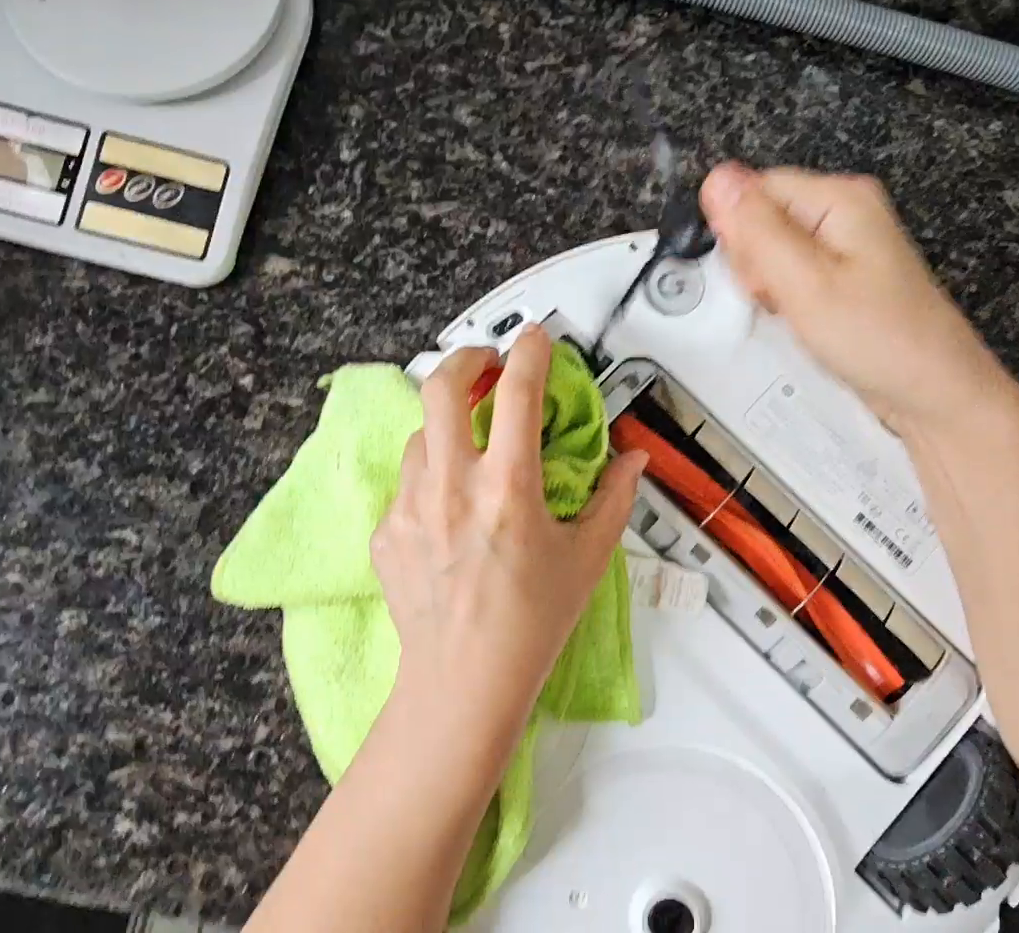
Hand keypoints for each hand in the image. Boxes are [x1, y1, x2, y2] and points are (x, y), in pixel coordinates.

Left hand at [369, 325, 647, 732]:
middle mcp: (452, 486)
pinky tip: (449, 506)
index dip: (529, 352)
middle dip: (466, 358)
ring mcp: (410, 506)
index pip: (515, 392)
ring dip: (446, 423)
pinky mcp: (385, 530)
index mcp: (508, 488)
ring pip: (420, 433)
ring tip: (470, 442)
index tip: (535, 338)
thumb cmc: (533, 623)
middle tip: (486, 364)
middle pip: (440, 386)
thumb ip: (614, 499)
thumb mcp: (587, 558)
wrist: (463, 681)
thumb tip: (633, 459)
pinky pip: (407, 481)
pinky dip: (430, 475)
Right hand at [700, 163, 1014, 433]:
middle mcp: (844, 212)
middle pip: (761, 218)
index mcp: (838, 197)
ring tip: (795, 313)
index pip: (753, 190)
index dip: (740, 235)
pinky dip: (785, 298)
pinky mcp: (843, 276)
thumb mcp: (804, 283)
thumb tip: (717, 179)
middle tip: (779, 298)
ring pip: (772, 251)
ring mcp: (846, 245)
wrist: (933, 393)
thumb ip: (756, 229)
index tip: (754, 275)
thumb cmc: (880, 340)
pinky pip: (791, 274)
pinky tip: (801, 319)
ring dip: (768, 285)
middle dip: (754, 263)